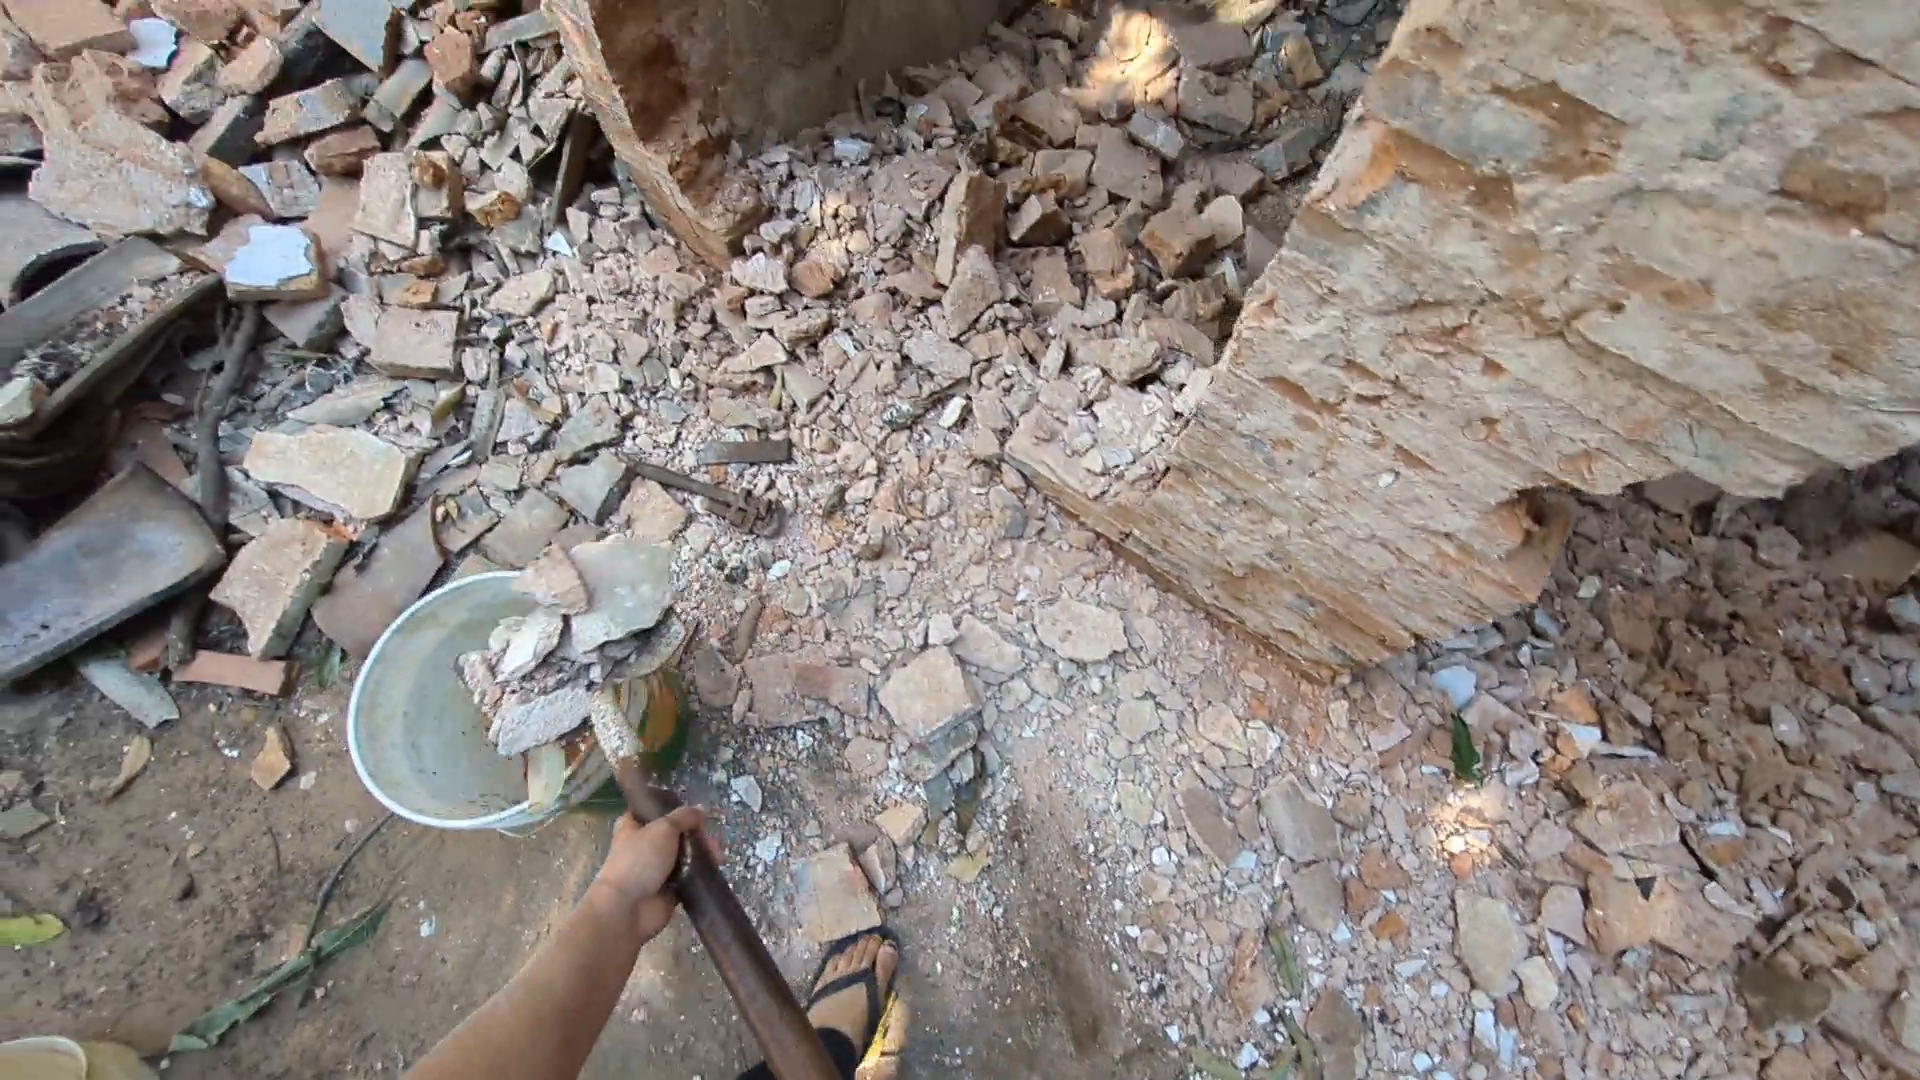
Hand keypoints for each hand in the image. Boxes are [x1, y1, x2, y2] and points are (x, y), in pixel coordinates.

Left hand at [588, 806, 708, 943]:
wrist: (627, 909)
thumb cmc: (639, 860)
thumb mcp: (664, 828)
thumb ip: (685, 816)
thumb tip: (701, 810)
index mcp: (633, 828)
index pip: (649, 810)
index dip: (668, 807)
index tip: (689, 807)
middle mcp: (643, 847)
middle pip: (674, 833)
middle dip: (694, 832)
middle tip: (709, 836)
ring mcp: (656, 870)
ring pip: (684, 854)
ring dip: (702, 851)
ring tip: (717, 854)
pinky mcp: (669, 889)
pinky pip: (689, 876)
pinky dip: (702, 872)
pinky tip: (716, 865)